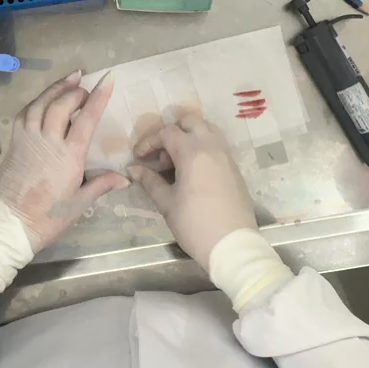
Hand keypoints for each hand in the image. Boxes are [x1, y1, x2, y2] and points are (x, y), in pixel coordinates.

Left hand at [0, 71, 128, 250]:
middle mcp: (48, 140)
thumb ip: (102, 184)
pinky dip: (37, 101)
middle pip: (62, 104)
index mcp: (69, 155)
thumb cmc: (48, 217)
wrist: (10, 225)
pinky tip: (44, 99)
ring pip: (41, 103)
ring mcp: (28, 138)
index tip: (107, 79)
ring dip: (56, 89)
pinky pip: (25, 113)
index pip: (86, 118)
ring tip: (70, 79)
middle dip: (76, 91)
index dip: (98, 97)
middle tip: (86, 87)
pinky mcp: (15, 142)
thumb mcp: (80, 204)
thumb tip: (126, 178)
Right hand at [126, 114, 257, 268]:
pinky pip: (216, 145)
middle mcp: (212, 146)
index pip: (167, 133)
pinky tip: (192, 172)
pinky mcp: (234, 168)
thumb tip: (133, 169)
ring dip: (189, 137)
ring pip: (207, 130)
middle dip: (172, 132)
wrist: (233, 245)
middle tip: (160, 155)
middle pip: (190, 122)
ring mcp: (226, 156)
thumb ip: (150, 181)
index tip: (138, 157)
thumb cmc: (195, 224)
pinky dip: (202, 148)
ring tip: (176, 162)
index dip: (148, 142)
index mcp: (193, 152)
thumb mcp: (167, 203)